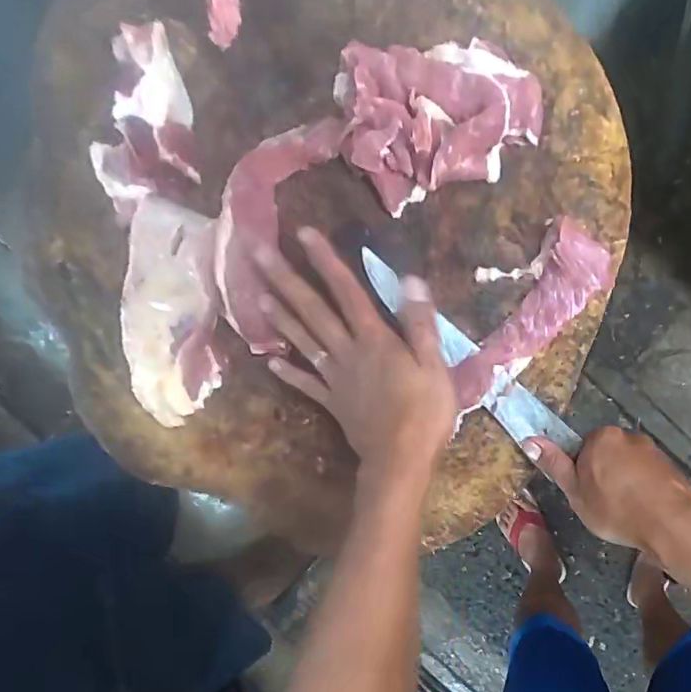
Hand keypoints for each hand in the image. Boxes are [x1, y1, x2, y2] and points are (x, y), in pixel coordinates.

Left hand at [258, 228, 455, 495]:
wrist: (400, 458)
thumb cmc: (425, 413)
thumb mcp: (435, 366)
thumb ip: (421, 324)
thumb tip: (411, 278)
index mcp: (375, 341)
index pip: (349, 294)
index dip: (327, 263)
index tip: (303, 233)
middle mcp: (349, 353)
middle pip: (314, 312)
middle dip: (287, 279)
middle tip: (255, 250)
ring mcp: (337, 379)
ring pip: (303, 342)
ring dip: (281, 317)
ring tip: (257, 294)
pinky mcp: (333, 404)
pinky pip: (306, 384)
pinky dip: (287, 372)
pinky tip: (269, 361)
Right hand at [523, 427, 690, 549]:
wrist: (668, 522)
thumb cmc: (615, 509)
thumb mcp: (576, 493)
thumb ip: (555, 465)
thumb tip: (531, 440)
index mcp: (602, 437)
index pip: (585, 448)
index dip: (583, 472)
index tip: (587, 494)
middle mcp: (630, 437)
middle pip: (611, 455)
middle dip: (607, 476)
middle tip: (605, 505)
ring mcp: (655, 452)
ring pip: (632, 467)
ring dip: (629, 484)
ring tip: (628, 512)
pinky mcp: (673, 468)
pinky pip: (652, 478)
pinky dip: (647, 491)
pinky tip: (647, 511)